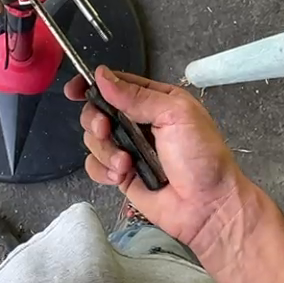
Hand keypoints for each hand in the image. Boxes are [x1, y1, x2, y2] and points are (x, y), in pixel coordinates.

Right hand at [66, 68, 257, 252]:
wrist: (208, 206)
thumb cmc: (202, 157)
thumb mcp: (175, 114)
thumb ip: (137, 96)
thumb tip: (102, 76)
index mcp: (156, 101)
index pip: (117, 85)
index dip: (92, 85)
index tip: (75, 90)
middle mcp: (139, 122)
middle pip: (98, 111)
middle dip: (96, 120)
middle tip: (106, 131)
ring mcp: (129, 149)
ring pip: (93, 140)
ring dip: (105, 150)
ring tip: (125, 164)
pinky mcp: (121, 174)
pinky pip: (95, 166)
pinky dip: (102, 170)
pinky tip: (120, 176)